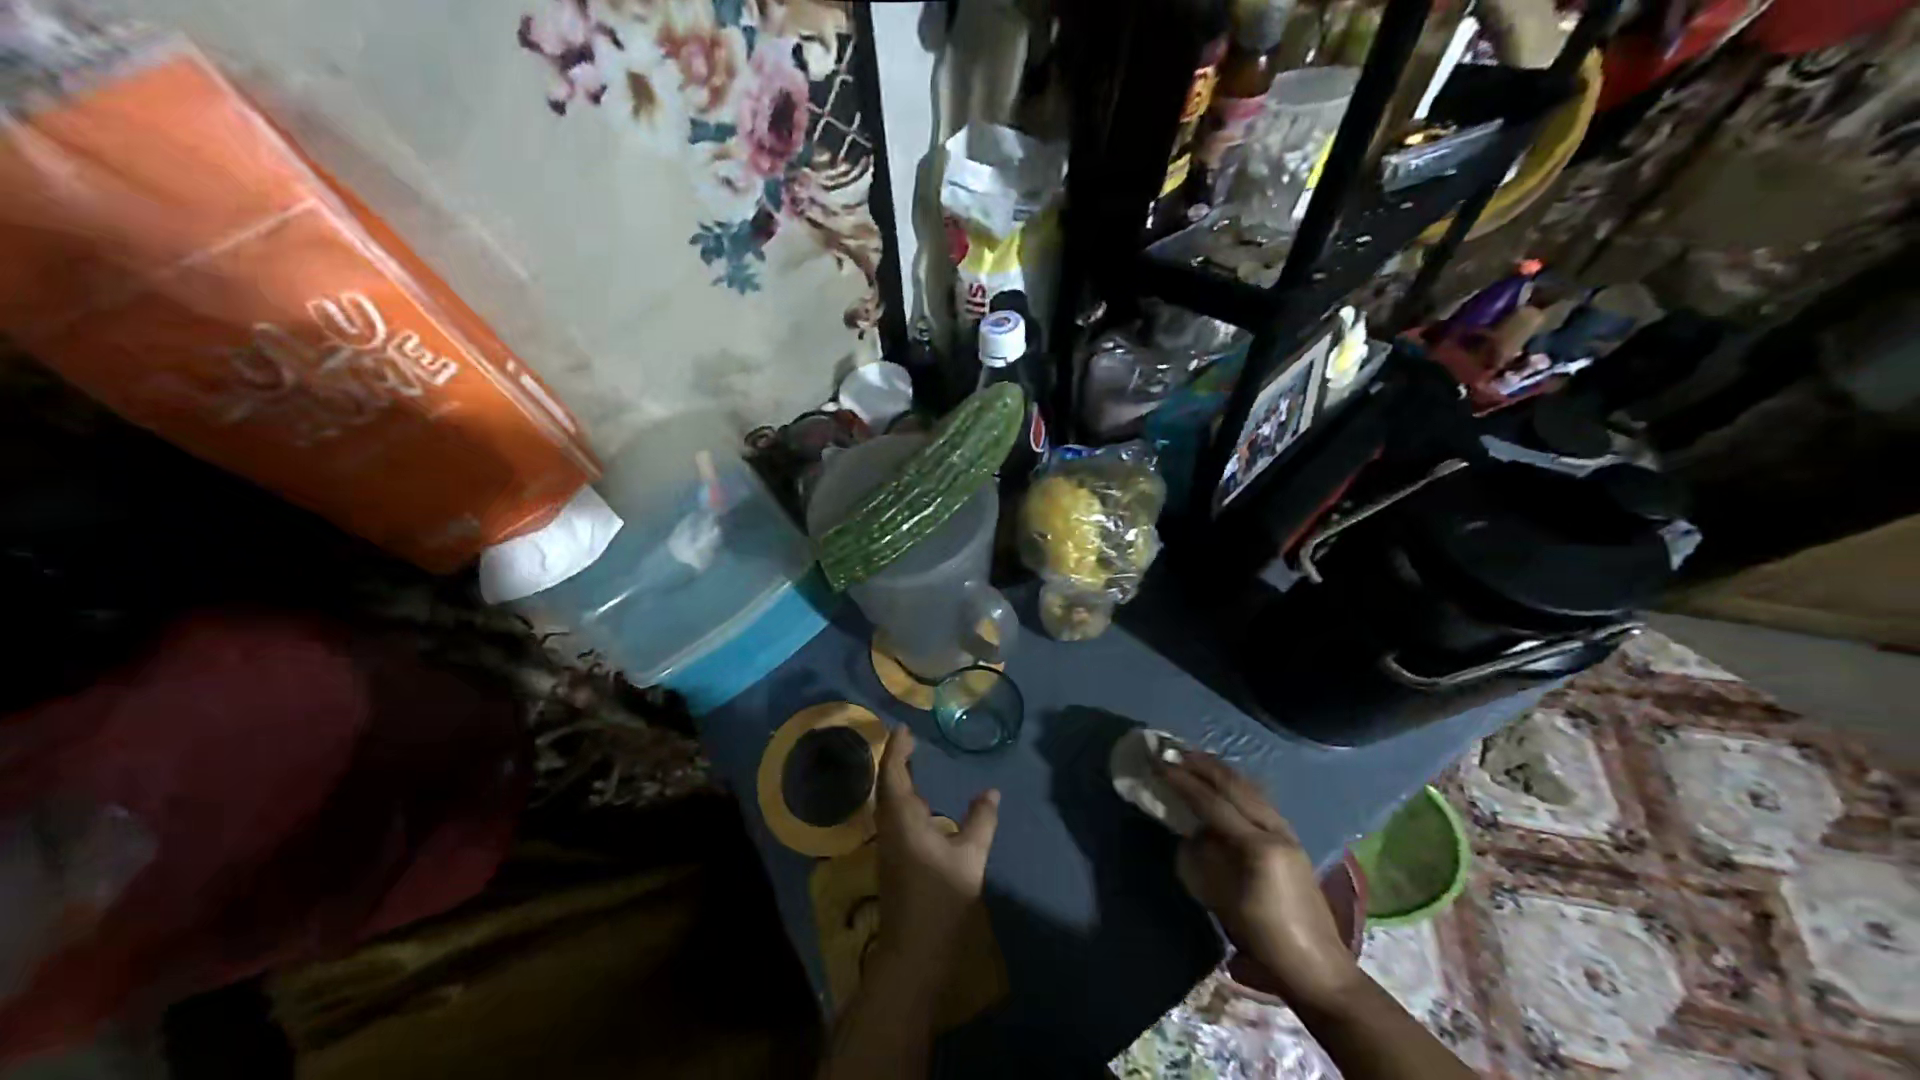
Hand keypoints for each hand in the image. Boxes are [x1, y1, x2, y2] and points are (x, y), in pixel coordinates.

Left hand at [875, 725, 999, 965]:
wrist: (913, 951)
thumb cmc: (941, 899)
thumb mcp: (970, 857)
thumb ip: (981, 821)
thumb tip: (992, 792)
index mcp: (903, 820)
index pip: (893, 774)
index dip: (896, 749)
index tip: (904, 729)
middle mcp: (889, 827)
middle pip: (886, 785)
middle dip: (895, 760)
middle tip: (910, 740)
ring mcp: (887, 845)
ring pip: (887, 802)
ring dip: (896, 779)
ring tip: (913, 762)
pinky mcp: (892, 859)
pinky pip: (892, 816)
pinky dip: (902, 798)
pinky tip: (919, 803)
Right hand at [1158, 752, 1361, 1010]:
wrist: (1314, 964)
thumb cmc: (1262, 937)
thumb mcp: (1220, 898)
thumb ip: (1201, 857)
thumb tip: (1189, 831)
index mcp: (1257, 845)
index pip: (1212, 802)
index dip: (1183, 781)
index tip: (1159, 764)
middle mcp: (1275, 829)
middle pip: (1235, 784)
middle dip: (1202, 765)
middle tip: (1173, 750)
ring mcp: (1287, 831)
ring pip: (1249, 787)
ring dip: (1219, 770)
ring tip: (1194, 759)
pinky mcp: (1290, 837)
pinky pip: (1258, 799)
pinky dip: (1235, 784)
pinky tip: (1222, 782)